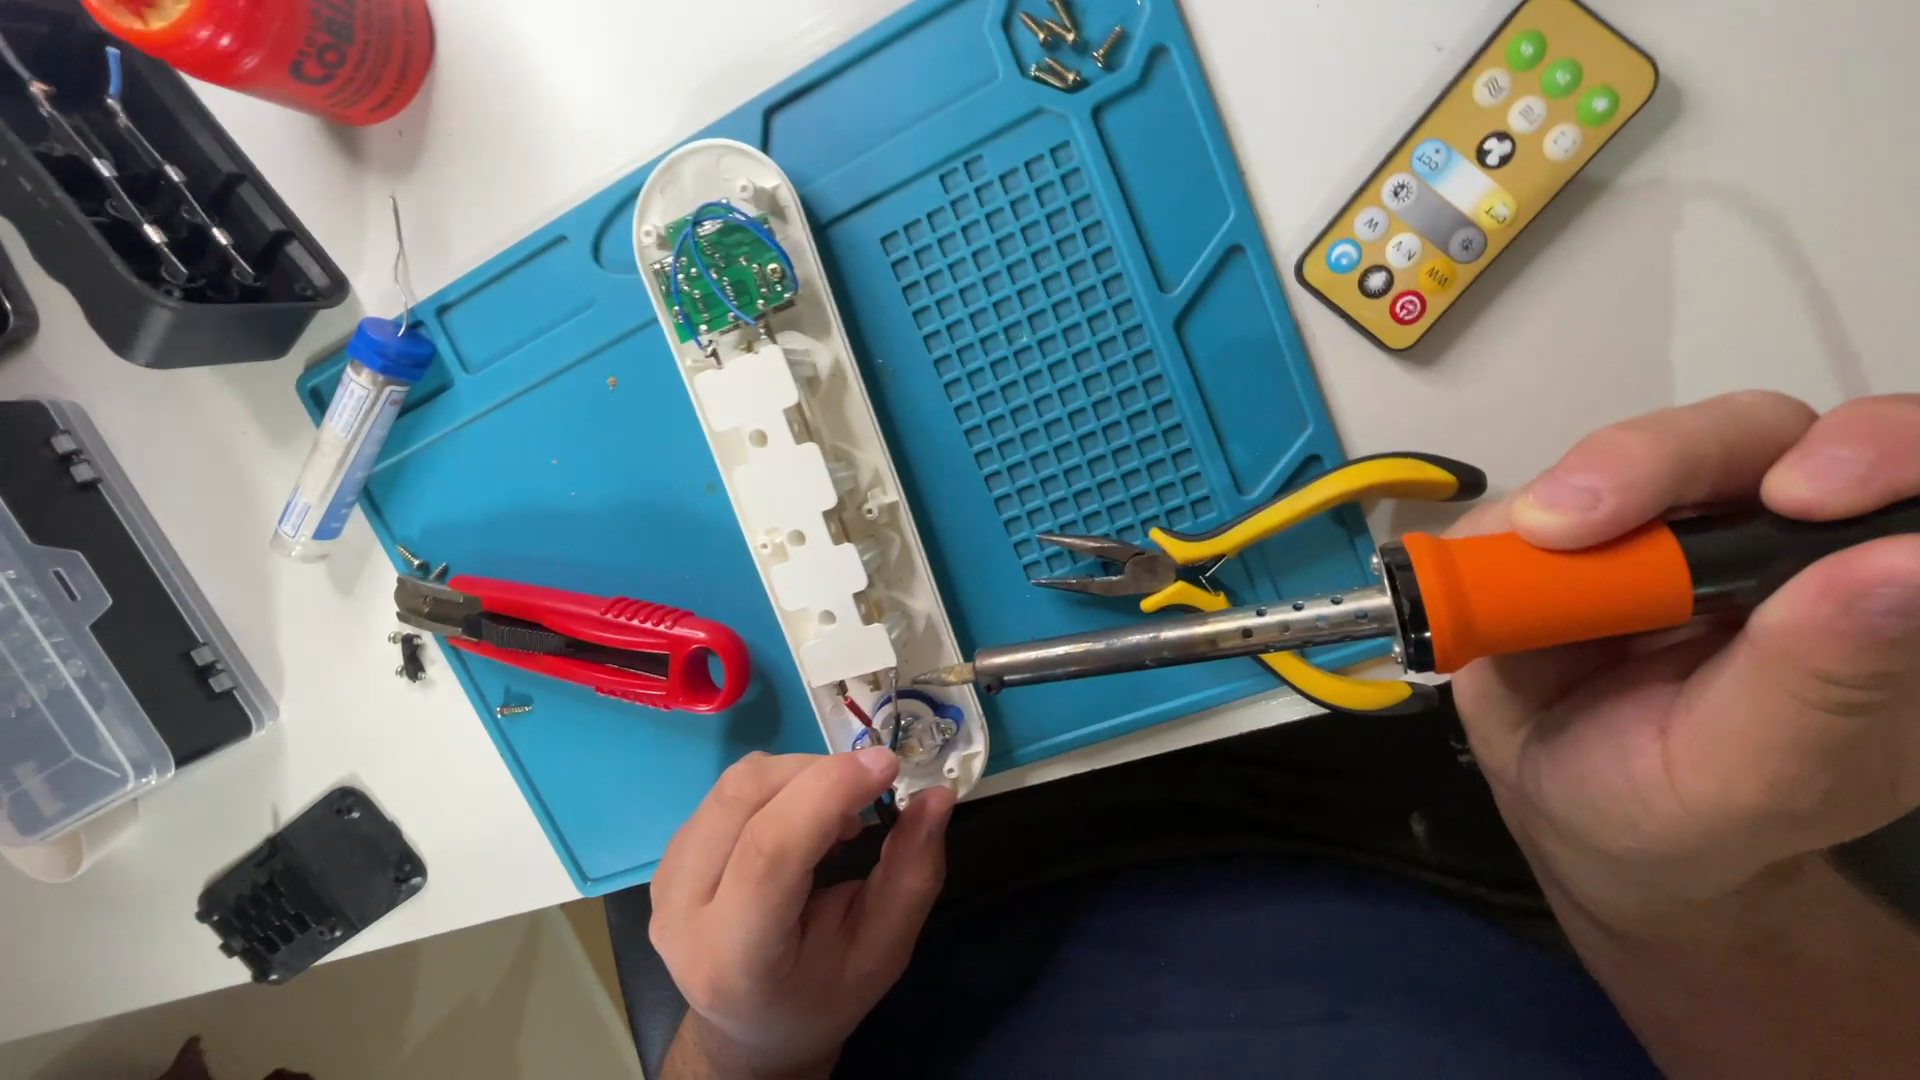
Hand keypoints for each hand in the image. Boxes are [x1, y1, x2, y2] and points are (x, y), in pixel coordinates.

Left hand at [651, 747, 955, 1078]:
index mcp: (735, 956)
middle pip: (745, 797)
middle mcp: (682, 912)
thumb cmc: (824, 993)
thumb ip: (912, 873)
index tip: (888, 764)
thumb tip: (937, 795)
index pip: (770, 852)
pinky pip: (728, 789)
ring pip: (735, 782)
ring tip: (838, 814)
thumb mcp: (884, 950)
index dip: (830, 791)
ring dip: (801, 774)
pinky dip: (779, 784)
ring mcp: (665, 879)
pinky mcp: (669, 854)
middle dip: (820, 772)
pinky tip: (803, 817)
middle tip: (870, 788)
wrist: (753, 1027)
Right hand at [1449, 391, 1919, 930]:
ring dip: (1578, 487)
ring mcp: (1652, 525)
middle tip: (1580, 521)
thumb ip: (1818, 681)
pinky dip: (1500, 531)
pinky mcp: (1549, 532)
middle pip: (1752, 436)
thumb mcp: (1756, 774)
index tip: (1799, 497)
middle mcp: (1766, 537)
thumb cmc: (1680, 814)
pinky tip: (1491, 579)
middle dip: (1667, 457)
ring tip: (1530, 545)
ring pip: (1635, 451)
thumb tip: (1902, 566)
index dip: (1872, 453)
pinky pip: (1524, 500)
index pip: (1900, 478)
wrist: (1565, 813)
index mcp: (1854, 591)